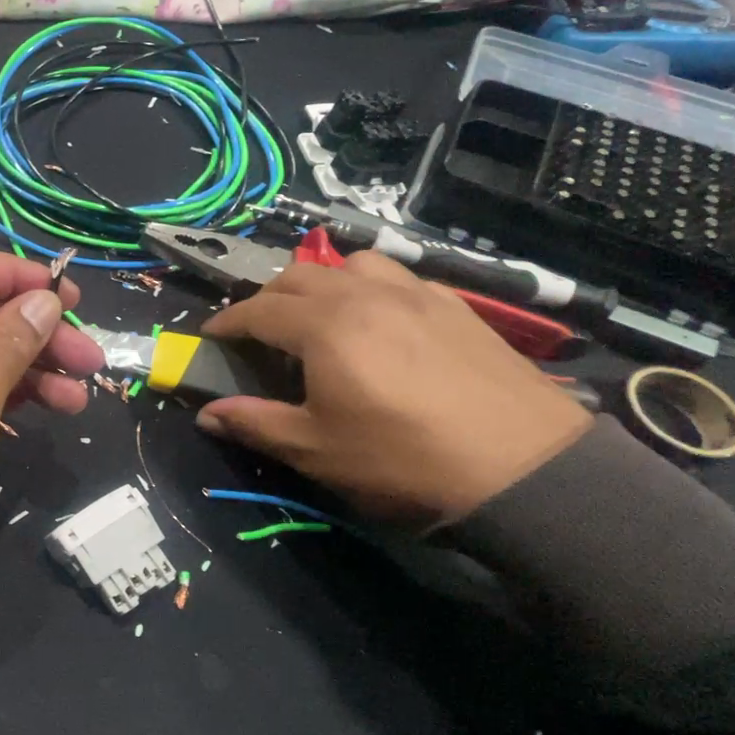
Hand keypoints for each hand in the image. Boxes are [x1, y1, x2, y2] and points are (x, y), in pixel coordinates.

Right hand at [197, 251, 592, 530]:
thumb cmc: (405, 459)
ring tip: (320, 316)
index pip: (257, 310)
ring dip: (322, 282)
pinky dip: (370, 288)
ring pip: (351, 264)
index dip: (227, 322)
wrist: (528, 470)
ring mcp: (416, 296)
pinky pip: (398, 278)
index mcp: (325, 327)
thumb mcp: (316, 450)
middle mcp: (365, 296)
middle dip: (266, 298)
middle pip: (298, 276)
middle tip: (257, 332)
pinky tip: (380, 323)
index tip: (210, 337)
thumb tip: (207, 413)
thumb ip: (255, 423)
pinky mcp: (456, 308)